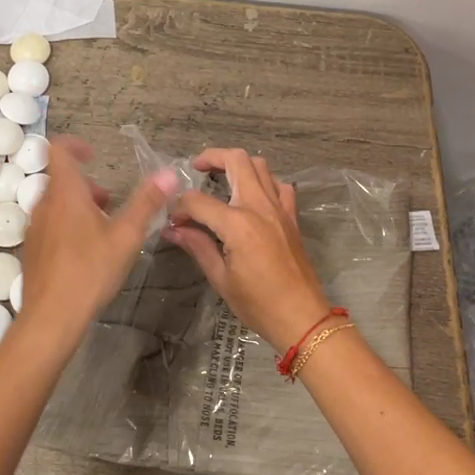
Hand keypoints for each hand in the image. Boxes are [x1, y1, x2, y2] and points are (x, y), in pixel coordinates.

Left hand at [17, 136, 176, 334]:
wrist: (51, 317)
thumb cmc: (90, 271)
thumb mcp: (126, 236)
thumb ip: (147, 202)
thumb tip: (169, 173)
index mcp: (65, 193)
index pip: (59, 150)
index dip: (76, 145)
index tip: (94, 155)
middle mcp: (44, 205)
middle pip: (60, 179)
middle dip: (85, 184)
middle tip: (108, 201)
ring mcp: (35, 228)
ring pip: (55, 203)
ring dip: (77, 205)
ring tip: (102, 228)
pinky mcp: (32, 250)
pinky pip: (49, 224)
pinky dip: (67, 224)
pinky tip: (85, 252)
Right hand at [164, 149, 333, 352]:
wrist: (302, 317)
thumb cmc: (258, 303)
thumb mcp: (221, 279)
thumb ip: (197, 246)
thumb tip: (172, 230)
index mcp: (238, 223)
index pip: (198, 201)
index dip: (180, 207)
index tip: (173, 221)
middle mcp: (259, 206)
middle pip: (237, 160)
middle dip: (212, 157)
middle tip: (198, 168)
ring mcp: (279, 208)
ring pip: (260, 166)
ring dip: (239, 165)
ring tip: (222, 179)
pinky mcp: (291, 216)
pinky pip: (279, 185)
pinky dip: (264, 182)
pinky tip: (253, 196)